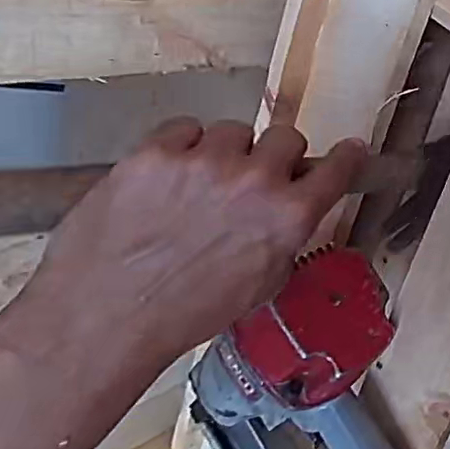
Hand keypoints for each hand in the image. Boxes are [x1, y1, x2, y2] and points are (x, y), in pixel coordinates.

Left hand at [0, 118, 365, 369]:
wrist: (100, 321)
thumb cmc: (187, 312)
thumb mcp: (264, 282)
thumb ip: (288, 235)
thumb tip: (295, 208)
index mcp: (290, 216)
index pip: (338, 168)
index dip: (347, 156)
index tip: (349, 149)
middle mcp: (256, 181)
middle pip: (286, 137)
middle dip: (274, 156)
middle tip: (252, 178)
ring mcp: (205, 162)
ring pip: (234, 131)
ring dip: (224, 152)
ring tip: (198, 182)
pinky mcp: (154, 154)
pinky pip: (183, 128)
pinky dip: (180, 146)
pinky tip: (167, 175)